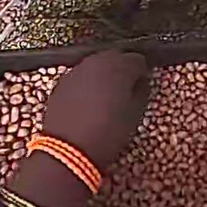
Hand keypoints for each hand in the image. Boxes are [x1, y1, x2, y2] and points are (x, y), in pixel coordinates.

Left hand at [39, 50, 150, 171]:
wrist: (68, 149)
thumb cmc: (108, 133)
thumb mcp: (134, 115)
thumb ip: (141, 92)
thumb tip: (141, 83)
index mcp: (119, 67)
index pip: (137, 60)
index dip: (142, 72)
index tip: (144, 83)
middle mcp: (97, 62)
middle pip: (115, 57)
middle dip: (123, 69)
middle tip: (128, 87)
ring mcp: (77, 70)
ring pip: (96, 64)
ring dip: (105, 74)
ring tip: (109, 94)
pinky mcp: (62, 82)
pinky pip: (81, 76)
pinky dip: (88, 82)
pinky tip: (90, 100)